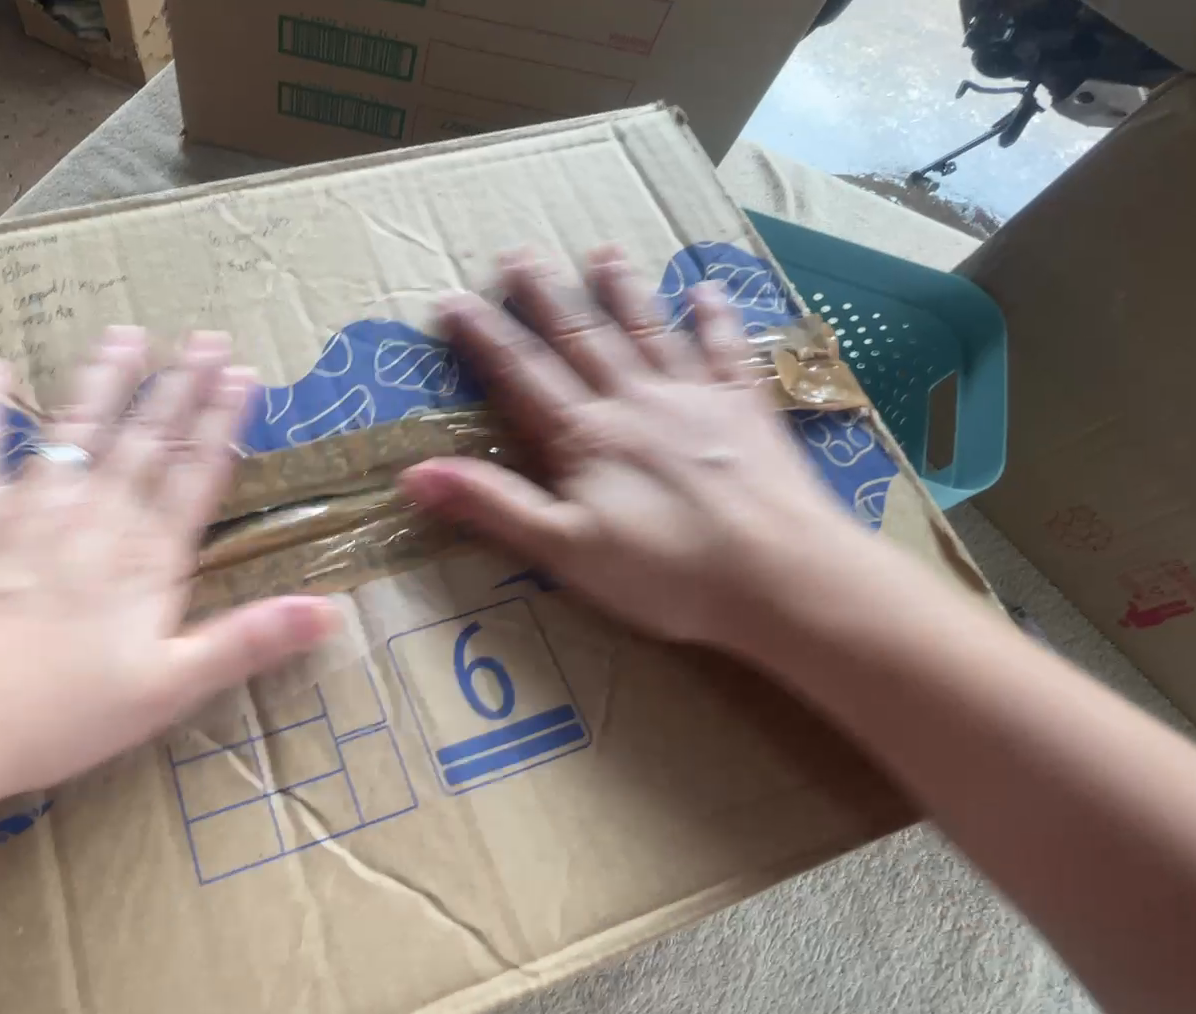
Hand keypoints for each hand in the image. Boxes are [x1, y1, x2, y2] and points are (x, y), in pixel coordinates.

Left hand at [0, 327, 340, 818]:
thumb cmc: (54, 717)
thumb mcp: (168, 690)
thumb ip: (247, 641)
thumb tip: (332, 610)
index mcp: (144, 561)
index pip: (195, 477)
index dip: (222, 424)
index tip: (244, 375)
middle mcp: (90, 520)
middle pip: (144, 443)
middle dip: (179, 388)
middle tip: (206, 337)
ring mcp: (20, 512)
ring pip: (73, 434)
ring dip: (103, 384)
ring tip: (128, 336)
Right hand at [399, 250, 874, 653]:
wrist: (782, 577)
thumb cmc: (664, 572)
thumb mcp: (561, 550)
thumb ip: (491, 504)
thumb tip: (413, 473)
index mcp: (585, 436)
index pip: (521, 375)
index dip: (483, 338)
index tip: (452, 300)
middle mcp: (634, 401)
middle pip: (580, 339)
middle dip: (545, 297)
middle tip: (517, 254)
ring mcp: (695, 398)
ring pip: (647, 332)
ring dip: (621, 293)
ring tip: (602, 253)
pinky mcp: (746, 410)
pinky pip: (725, 351)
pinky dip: (715, 318)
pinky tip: (706, 290)